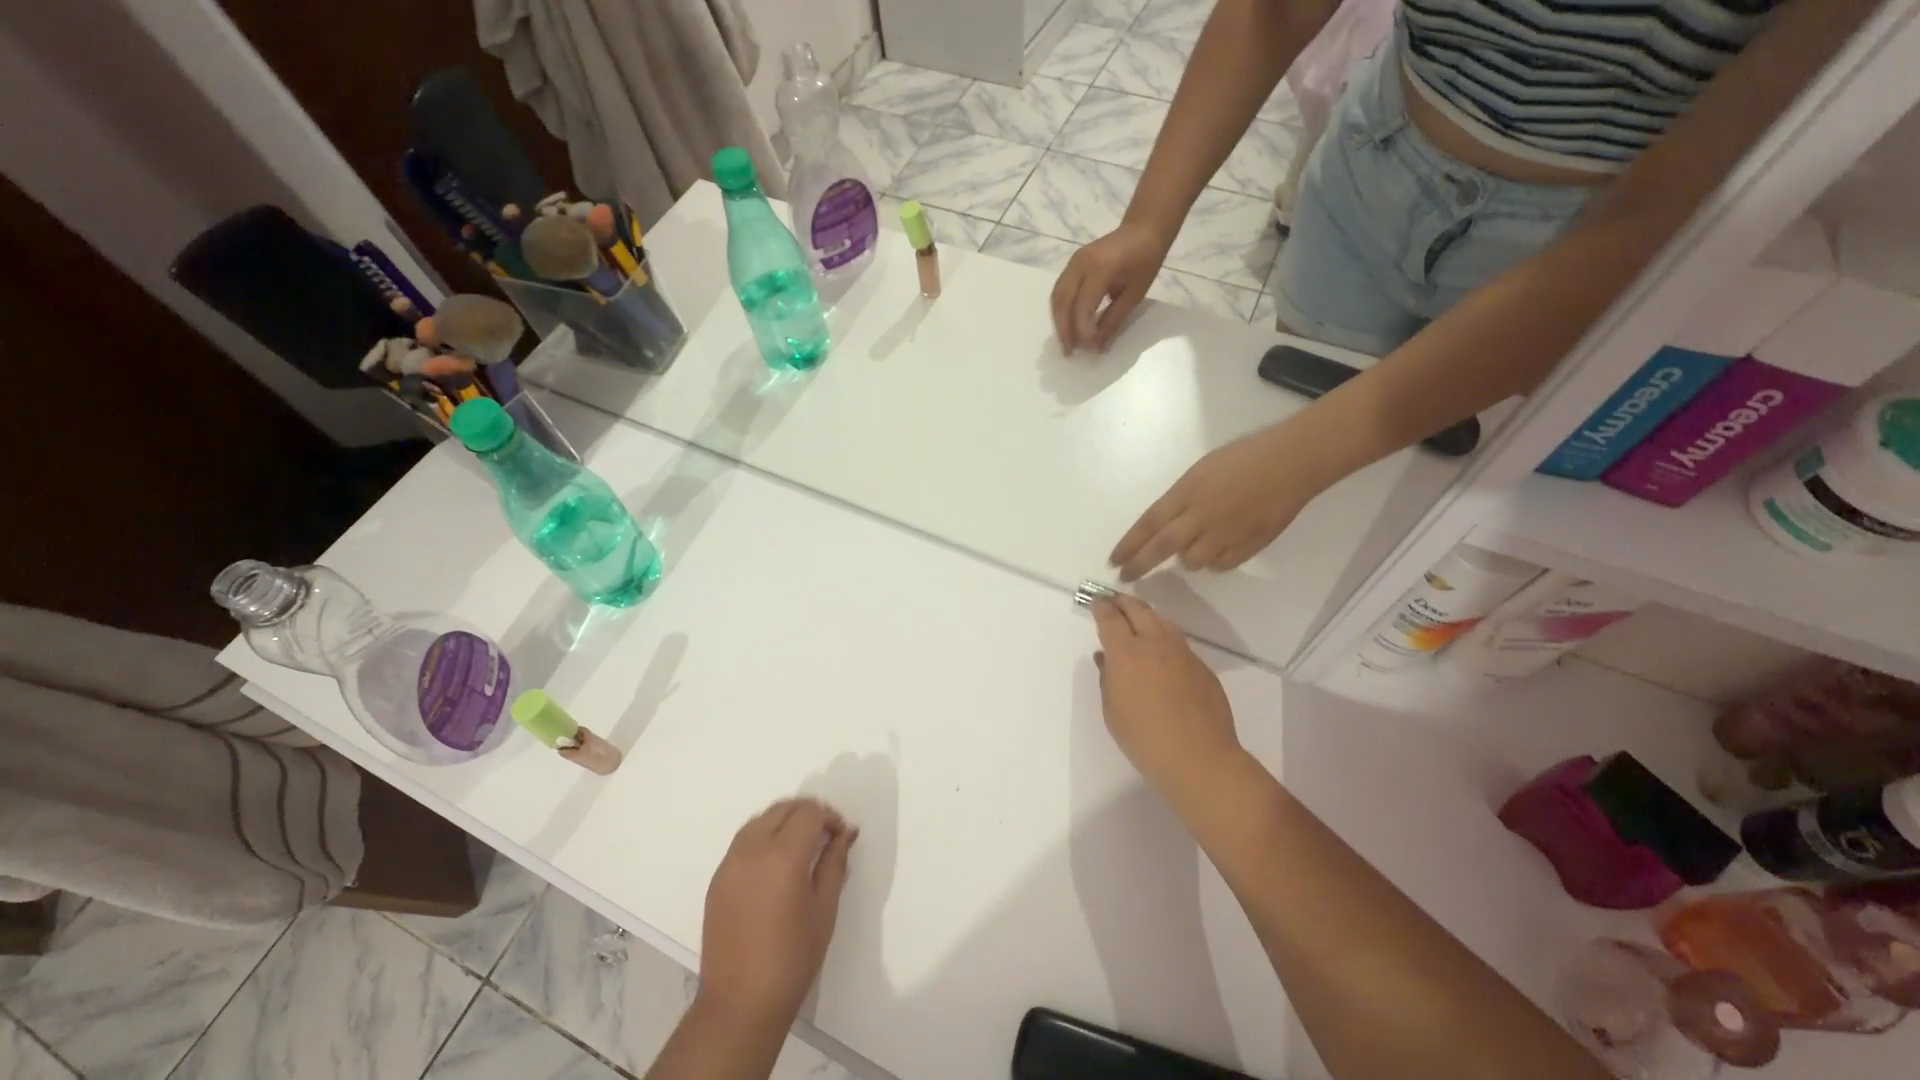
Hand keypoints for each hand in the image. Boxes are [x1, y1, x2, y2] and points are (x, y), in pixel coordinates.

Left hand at [697, 798, 857, 1027]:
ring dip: (784, 821)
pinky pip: (743, 841)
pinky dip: (763, 837)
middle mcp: (751, 850)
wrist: (741, 1001)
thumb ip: (834, 864)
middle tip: (827, 836)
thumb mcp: (824, 910)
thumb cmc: (793, 959)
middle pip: (782, 809)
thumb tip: (844, 834)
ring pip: (759, 820)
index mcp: (782, 857)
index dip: (830, 818)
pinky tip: (777, 864)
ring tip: (803, 847)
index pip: (809, 813)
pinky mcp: (717, 879)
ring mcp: (729, 863)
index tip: (842, 836)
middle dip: (808, 813)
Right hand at [1052, 221, 1175, 352]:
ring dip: (1059, 321)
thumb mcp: (1134, 295)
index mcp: (1100, 269)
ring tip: (1066, 342)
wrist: (1143, 229)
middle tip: (1069, 352)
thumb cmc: (1145, 261)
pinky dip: (1061, 310)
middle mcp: (1080, 264)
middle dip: (1064, 329)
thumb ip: (1113, 320)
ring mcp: (1073, 262)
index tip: (1090, 350)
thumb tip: (1097, 346)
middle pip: (1063, 302)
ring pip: (1057, 297)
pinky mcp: (1072, 263)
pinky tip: (1067, 324)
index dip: (1084, 331)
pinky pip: (1060, 290)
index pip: (1083, 306)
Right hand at [1091, 594, 1242, 796]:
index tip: (1096, 603)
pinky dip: (1167, 643)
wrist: (1198, 757)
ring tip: (1140, 625)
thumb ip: (1108, 679)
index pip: (1110, 619)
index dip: (1101, 608)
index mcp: (1127, 653)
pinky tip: (1164, 661)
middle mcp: (1156, 644)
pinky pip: (1181, 646)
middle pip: (1139, 610)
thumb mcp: (1112, 711)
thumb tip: (1107, 659)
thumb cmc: (1144, 738)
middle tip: (1115, 602)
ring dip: (1148, 619)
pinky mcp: (1203, 668)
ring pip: (1164, 624)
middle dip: (1124, 603)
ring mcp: (1184, 654)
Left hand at [1109, 422, 1321, 580]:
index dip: (1129, 545)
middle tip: (1126, 577)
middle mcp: (1201, 517)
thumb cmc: (1245, 456)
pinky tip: (1217, 551)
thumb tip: (1167, 524)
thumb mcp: (1202, 471)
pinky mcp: (1249, 546)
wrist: (1291, 462)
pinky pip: (1221, 565)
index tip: (1114, 561)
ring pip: (1192, 562)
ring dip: (1186, 558)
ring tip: (1191, 547)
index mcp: (1187, 493)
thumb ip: (1182, 499)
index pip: (1148, 524)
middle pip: (1161, 548)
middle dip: (1139, 565)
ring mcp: (1225, 534)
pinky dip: (1214, 562)